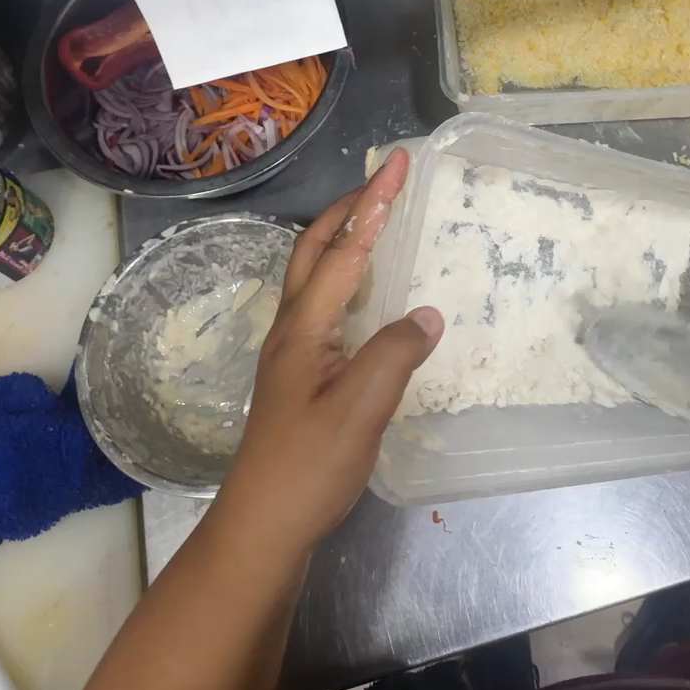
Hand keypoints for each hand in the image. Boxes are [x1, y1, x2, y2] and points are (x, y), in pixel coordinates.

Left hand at [217, 150, 443, 554]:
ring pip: (315, 277)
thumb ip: (394, 354)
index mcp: (304, 327)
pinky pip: (326, 306)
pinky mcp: (301, 375)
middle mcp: (293, 328)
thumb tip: (427, 313)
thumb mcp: (361, 409)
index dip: (373, 205)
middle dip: (348, 210)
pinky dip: (347, 280)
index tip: (397, 164)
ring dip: (344, 241)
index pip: (344, 251)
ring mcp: (293, 352)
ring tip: (378, 227)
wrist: (263, 525)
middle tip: (384, 185)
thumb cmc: (309, 466)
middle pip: (314, 250)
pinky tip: (370, 300)